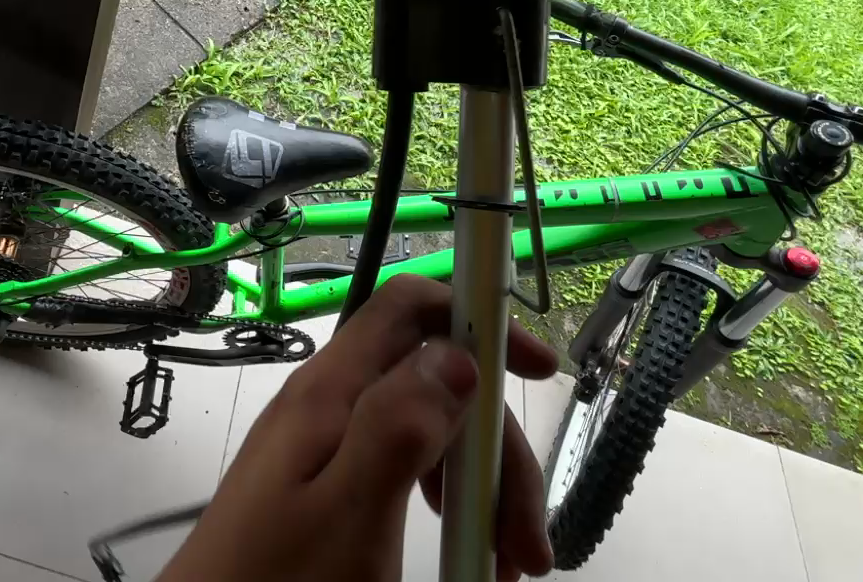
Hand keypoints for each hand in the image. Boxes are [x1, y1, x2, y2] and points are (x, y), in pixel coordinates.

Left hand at [157, 275, 558, 581]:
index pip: (408, 306)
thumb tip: (456, 355)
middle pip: (431, 378)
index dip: (474, 316)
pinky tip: (461, 545)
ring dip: (477, 482)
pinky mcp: (325, 475)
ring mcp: (326, 435)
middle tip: (527, 540)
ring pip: (423, 424)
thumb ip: (398, 426)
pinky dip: (445, 496)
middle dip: (492, 444)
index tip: (537, 368)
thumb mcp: (349, 513)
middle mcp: (330, 398)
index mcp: (332, 389)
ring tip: (504, 561)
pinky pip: (399, 461)